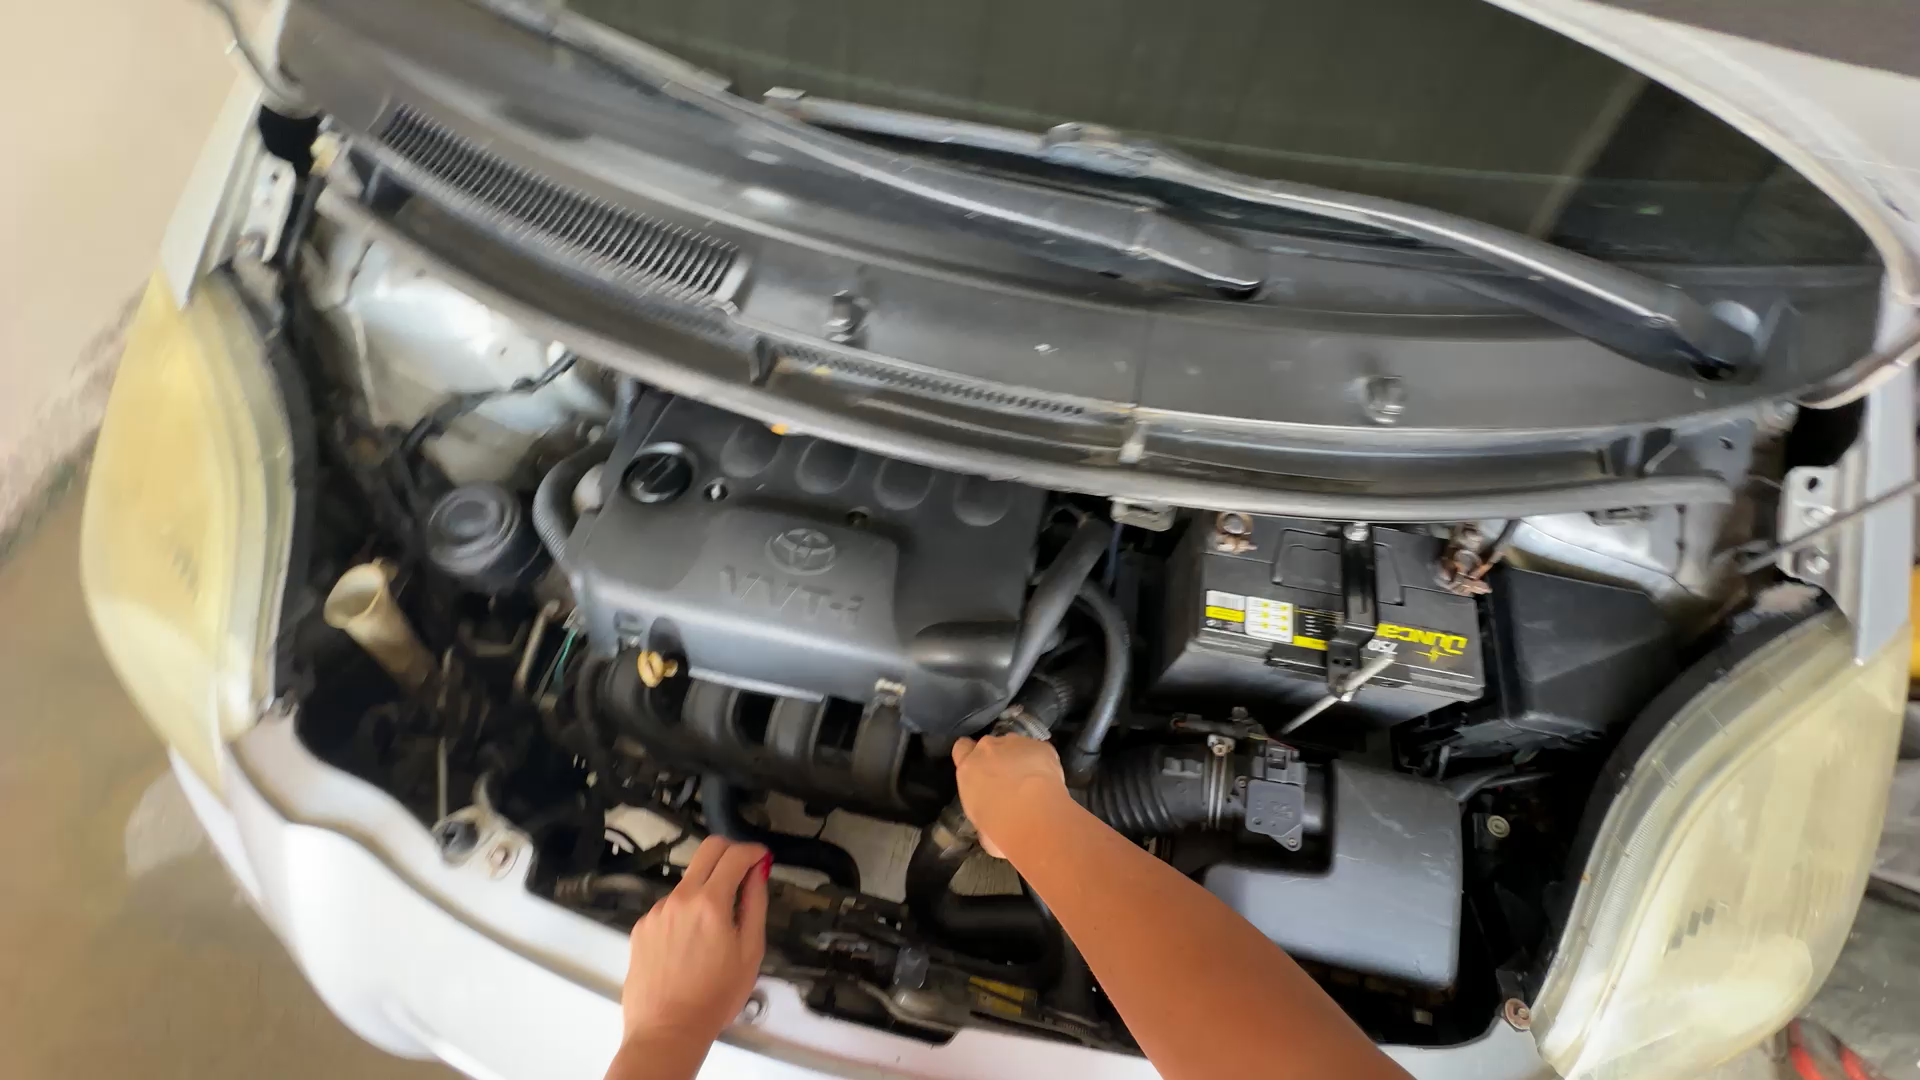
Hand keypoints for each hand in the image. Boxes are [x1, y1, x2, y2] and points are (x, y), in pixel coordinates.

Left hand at [618, 836, 770, 1061]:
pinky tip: (688, 943)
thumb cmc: (715, 996)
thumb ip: (756, 902)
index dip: (754, 850)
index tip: (762, 859)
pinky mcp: (642, 927)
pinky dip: (685, 911)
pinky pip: (670, 906)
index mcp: (711, 902)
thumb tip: (758, 871)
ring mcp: (658, 911)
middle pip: (708, 849)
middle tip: (743, 869)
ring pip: (689, 881)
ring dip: (706, 888)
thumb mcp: (750, 950)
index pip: (735, 854)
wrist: (666, 1033)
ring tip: (712, 926)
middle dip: (731, 851)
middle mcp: (681, 898)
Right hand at [951, 735, 1068, 858]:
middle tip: (1008, 780)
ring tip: (1032, 781)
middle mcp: (989, 749)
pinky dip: (1043, 762)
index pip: (961, 748)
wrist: (1032, 813)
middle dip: (997, 758)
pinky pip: (1040, 750)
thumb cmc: (998, 828)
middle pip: (990, 745)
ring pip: (1016, 745)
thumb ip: (983, 812)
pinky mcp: (1041, 746)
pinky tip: (1049, 781)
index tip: (979, 768)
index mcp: (968, 768)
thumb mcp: (980, 826)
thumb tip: (991, 822)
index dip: (970, 755)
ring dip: (1020, 758)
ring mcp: (1016, 743)